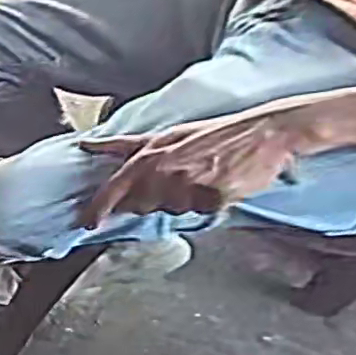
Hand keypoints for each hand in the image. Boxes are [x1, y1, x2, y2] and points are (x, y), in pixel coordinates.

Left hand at [77, 106, 324, 227]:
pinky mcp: (210, 199)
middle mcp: (161, 173)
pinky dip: (207, 204)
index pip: (111, 190)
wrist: (269, 130)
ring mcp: (185, 187)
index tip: (86, 224)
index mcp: (147, 158)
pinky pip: (198, 214)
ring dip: (182, 200)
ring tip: (203, 176)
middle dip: (152, 199)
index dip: (96, 211)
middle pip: (140, 207)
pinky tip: (218, 184)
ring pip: (170, 211)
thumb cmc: (213, 134)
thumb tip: (87, 144)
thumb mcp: (164, 135)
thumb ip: (123, 146)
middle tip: (179, 178)